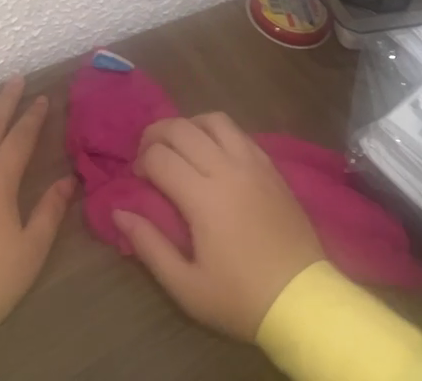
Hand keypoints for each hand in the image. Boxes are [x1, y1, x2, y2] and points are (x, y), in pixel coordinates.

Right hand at [112, 113, 324, 341]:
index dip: (141, 162)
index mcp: (203, 197)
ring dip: (188, 126)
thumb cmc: (240, 299)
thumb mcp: (186, 286)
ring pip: (213, 120)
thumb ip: (149, 245)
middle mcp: (228, 169)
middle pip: (182, 128)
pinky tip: (212, 154)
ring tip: (179, 148)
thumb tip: (119, 212)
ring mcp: (253, 164)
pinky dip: (217, 133)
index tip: (139, 181)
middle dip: (155, 135)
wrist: (302, 301)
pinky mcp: (272, 167)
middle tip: (148, 157)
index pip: (160, 156)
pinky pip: (239, 133)